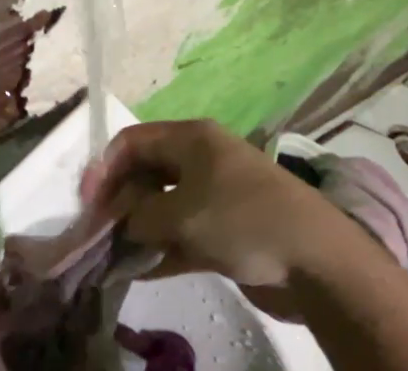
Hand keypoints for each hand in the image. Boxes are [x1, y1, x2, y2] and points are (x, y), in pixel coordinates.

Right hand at [81, 119, 348, 287]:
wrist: (320, 263)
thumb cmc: (243, 220)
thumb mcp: (180, 215)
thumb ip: (140, 217)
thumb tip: (125, 225)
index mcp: (191, 138)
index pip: (131, 141)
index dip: (103, 167)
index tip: (87, 201)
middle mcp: (202, 160)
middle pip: (146, 172)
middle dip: (119, 200)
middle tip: (99, 229)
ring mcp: (217, 196)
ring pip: (163, 206)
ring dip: (138, 228)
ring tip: (114, 252)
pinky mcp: (229, 231)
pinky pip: (183, 234)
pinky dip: (161, 249)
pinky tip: (140, 269)